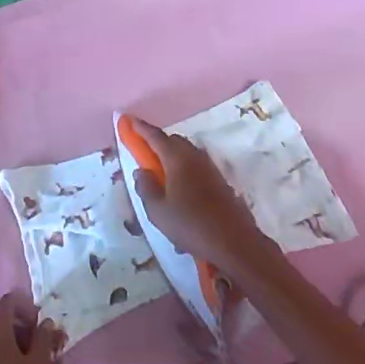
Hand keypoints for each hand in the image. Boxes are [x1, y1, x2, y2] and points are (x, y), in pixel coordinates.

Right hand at [126, 117, 264, 266]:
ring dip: (172, 156)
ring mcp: (210, 169)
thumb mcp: (158, 210)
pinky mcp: (220, 182)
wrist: (235, 244)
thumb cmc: (191, 225)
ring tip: (161, 173)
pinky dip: (185, 169)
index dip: (140, 127)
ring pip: (187, 153)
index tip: (128, 120)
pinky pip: (197, 167)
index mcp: (176, 158)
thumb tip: (141, 171)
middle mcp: (195, 157)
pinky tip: (181, 190)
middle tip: (144, 152)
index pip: (155, 136)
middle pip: (174, 141)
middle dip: (158, 142)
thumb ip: (145, 187)